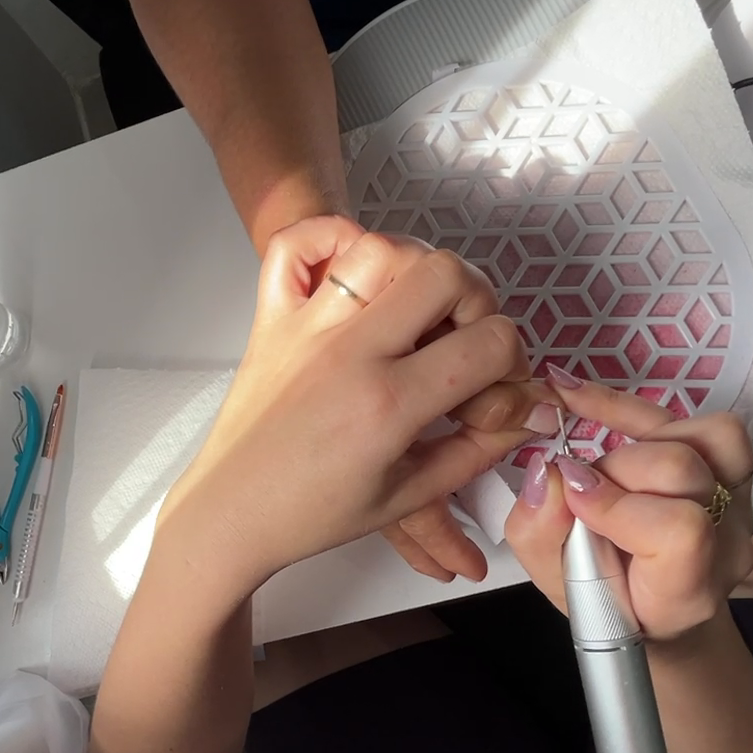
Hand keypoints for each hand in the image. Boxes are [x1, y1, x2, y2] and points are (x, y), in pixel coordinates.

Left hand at [162, 216, 537, 586]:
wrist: (230, 513)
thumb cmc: (309, 514)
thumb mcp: (405, 497)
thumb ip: (475, 451)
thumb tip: (522, 413)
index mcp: (388, 405)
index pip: (488, 342)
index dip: (512, 358)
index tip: (496, 379)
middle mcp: (349, 354)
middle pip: (443, 274)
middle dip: (475, 299)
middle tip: (463, 337)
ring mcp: (306, 328)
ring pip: (379, 249)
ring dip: (413, 267)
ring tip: (412, 310)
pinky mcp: (271, 319)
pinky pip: (296, 246)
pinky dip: (329, 238)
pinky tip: (352, 275)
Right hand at [505, 373, 752, 638]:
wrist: (652, 607)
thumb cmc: (601, 601)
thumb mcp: (551, 582)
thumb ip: (538, 532)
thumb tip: (546, 472)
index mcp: (685, 590)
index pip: (678, 530)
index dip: (616, 502)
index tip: (570, 494)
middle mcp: (727, 544)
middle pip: (683, 470)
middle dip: (614, 467)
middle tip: (579, 487)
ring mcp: (739, 505)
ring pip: (708, 436)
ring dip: (637, 440)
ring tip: (601, 463)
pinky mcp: (731, 471)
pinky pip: (701, 420)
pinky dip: (640, 408)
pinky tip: (586, 401)